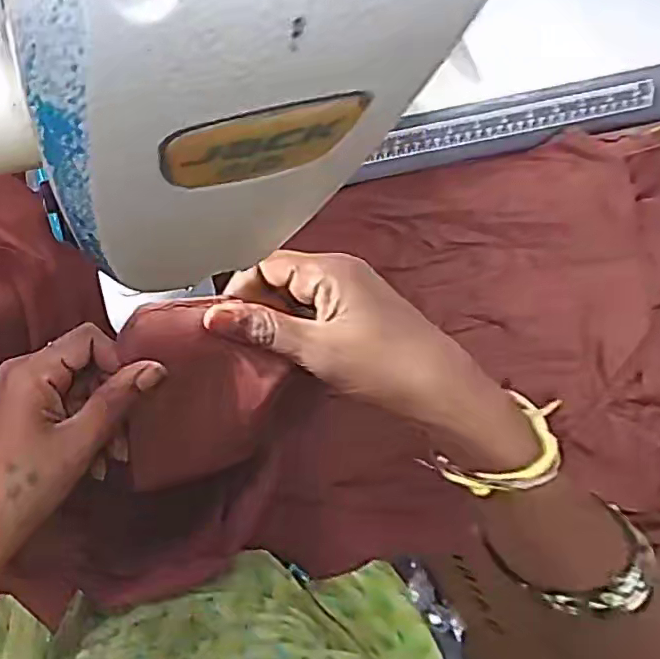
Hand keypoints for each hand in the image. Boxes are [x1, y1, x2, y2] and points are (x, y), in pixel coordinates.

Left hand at [0, 323, 165, 589]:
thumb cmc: (26, 485)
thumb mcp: (81, 440)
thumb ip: (118, 398)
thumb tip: (153, 368)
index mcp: (30, 369)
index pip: (88, 338)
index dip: (117, 362)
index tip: (134, 394)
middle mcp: (21, 371)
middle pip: (84, 362)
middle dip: (111, 397)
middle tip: (124, 436)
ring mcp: (19, 390)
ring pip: (77, 386)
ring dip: (101, 418)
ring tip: (111, 456)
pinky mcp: (22, 410)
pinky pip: (62, 403)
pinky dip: (83, 426)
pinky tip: (95, 461)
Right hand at [202, 251, 531, 468]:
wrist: (446, 394)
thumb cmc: (385, 366)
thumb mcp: (315, 348)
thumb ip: (262, 328)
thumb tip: (213, 316)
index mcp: (329, 268)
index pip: (265, 264)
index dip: (241, 290)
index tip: (225, 322)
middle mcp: (340, 271)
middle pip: (278, 277)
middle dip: (256, 305)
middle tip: (242, 338)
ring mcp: (351, 291)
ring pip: (294, 296)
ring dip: (275, 319)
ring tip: (264, 347)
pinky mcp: (358, 312)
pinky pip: (312, 310)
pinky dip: (295, 327)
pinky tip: (291, 350)